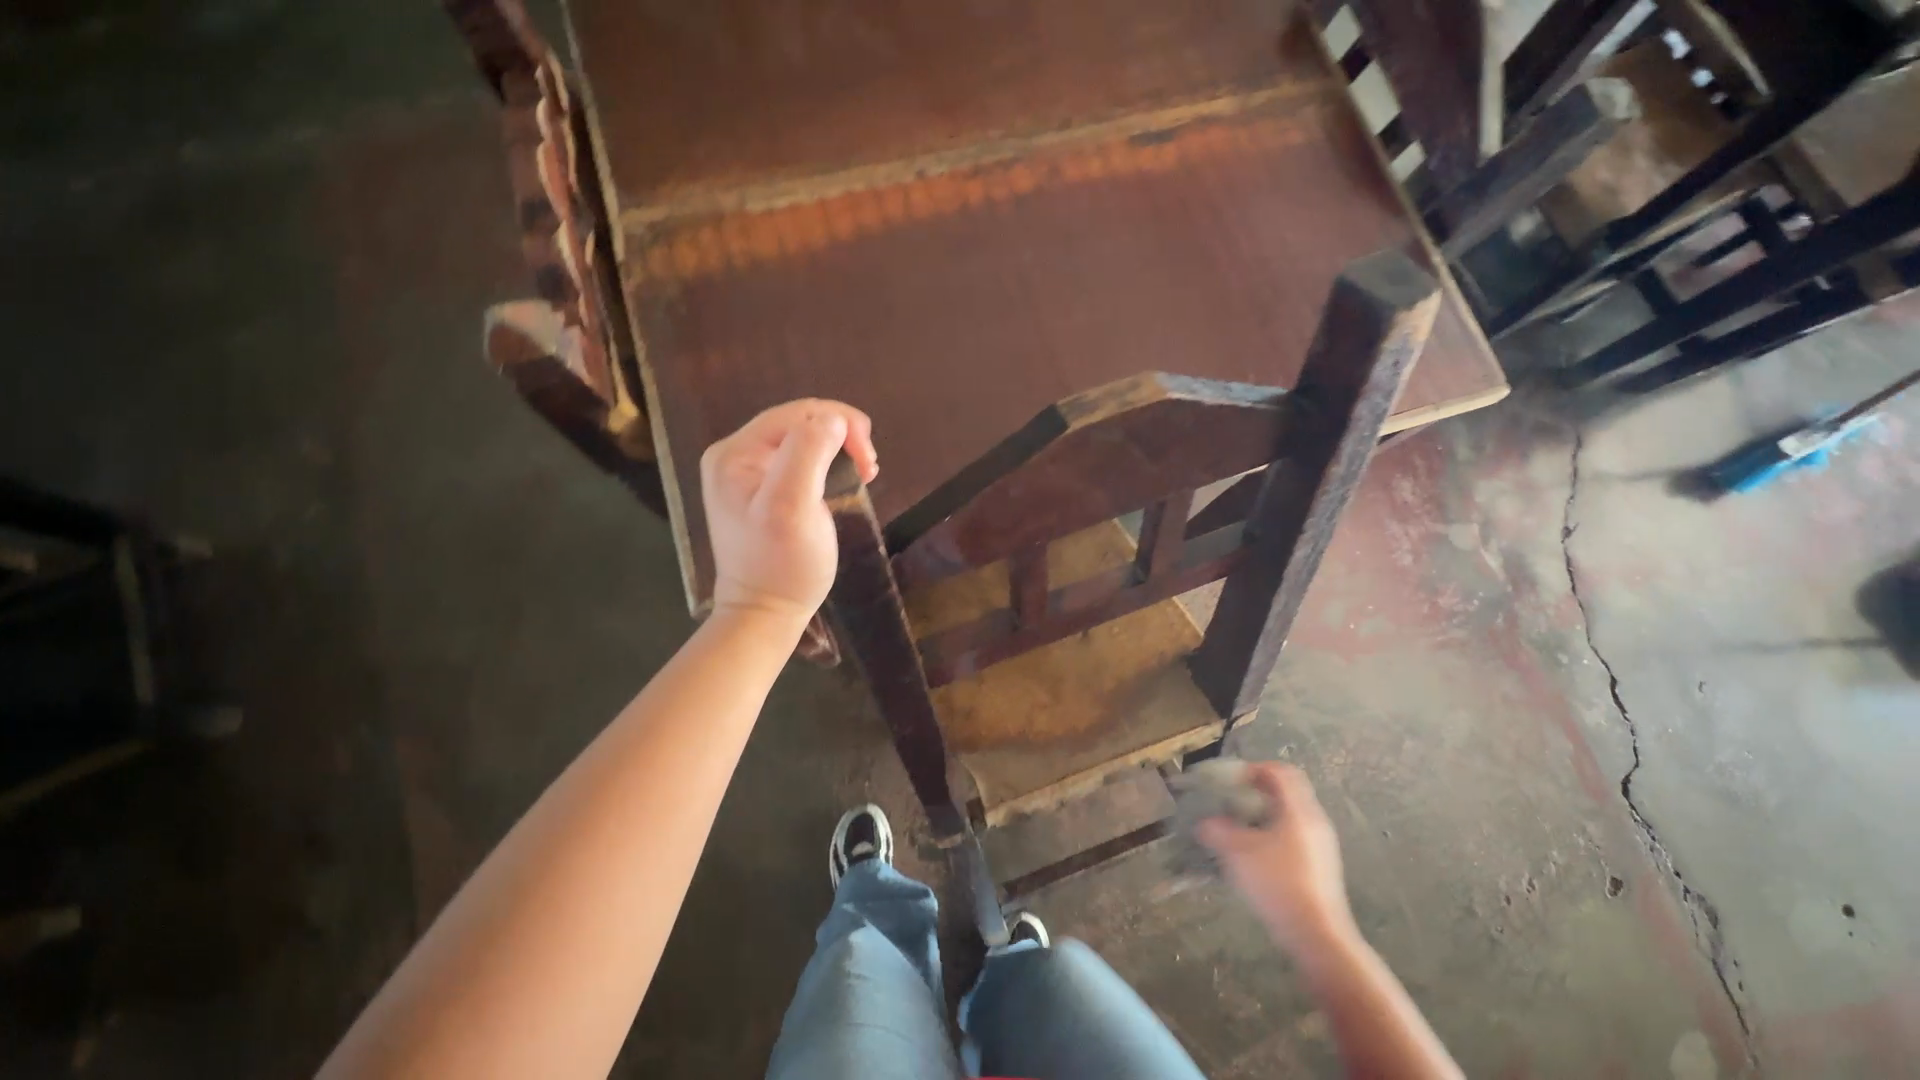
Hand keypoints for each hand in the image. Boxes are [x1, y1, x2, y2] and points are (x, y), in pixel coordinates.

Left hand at [700, 400, 879, 625]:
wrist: (765, 615)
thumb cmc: (782, 567)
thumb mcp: (792, 507)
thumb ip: (807, 454)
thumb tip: (833, 419)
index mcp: (735, 452)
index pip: (796, 413)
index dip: (840, 423)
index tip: (870, 460)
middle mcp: (735, 455)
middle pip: (799, 422)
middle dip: (842, 434)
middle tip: (871, 466)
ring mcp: (747, 473)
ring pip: (803, 439)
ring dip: (839, 448)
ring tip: (864, 472)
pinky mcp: (762, 491)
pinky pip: (800, 460)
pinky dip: (829, 464)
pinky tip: (846, 479)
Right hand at [1197, 763, 1356, 957]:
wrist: (1317, 935)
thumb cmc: (1278, 884)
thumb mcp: (1238, 853)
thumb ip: (1218, 831)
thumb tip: (1205, 823)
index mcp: (1300, 811)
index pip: (1281, 772)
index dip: (1254, 769)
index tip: (1230, 781)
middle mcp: (1315, 822)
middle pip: (1286, 793)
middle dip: (1255, 794)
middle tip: (1229, 805)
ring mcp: (1321, 846)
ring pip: (1289, 817)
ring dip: (1262, 817)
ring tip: (1236, 831)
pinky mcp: (1320, 868)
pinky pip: (1293, 838)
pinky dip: (1271, 837)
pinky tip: (1253, 858)